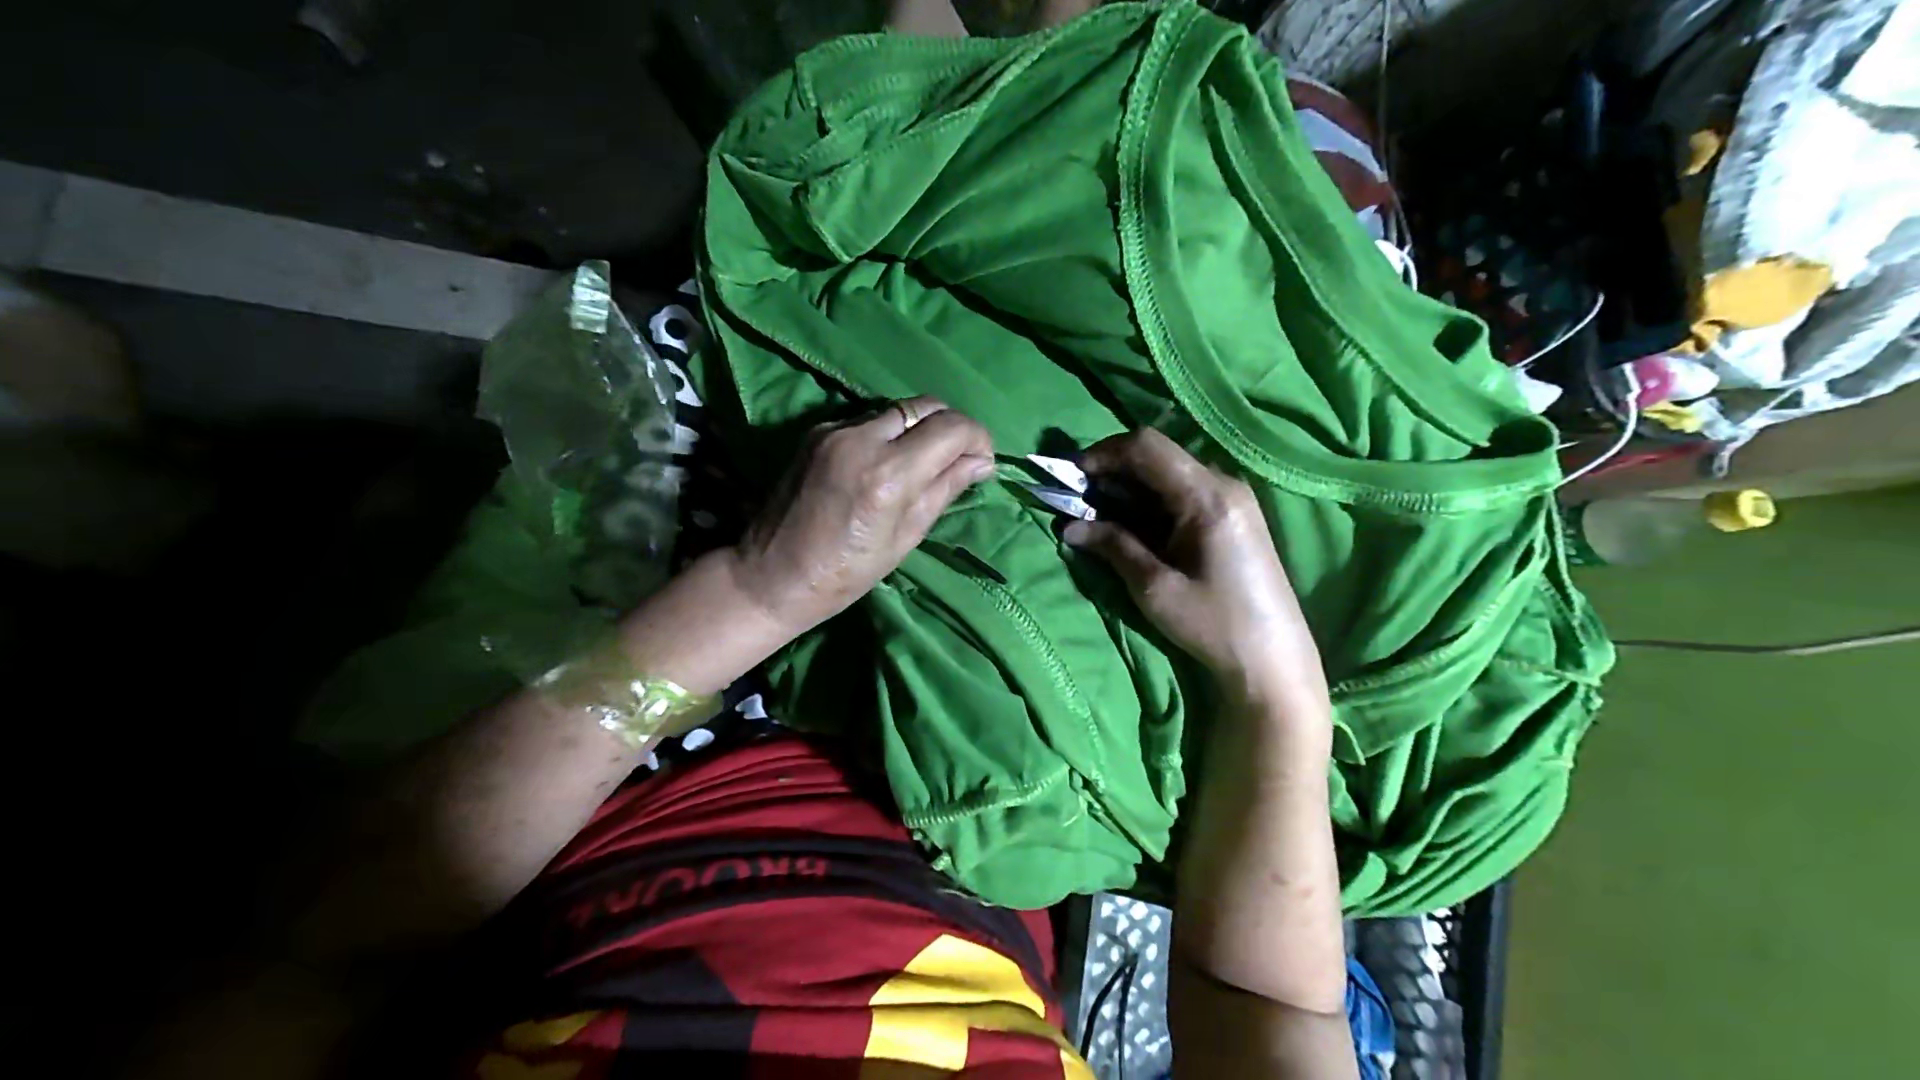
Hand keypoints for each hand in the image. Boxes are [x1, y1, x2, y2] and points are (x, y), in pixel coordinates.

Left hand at [729, 396, 994, 634]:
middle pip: (926, 405)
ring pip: (896, 410)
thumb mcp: (906, 537)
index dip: (977, 439)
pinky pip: (867, 421)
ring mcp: (834, 431)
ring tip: (918, 465)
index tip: (981, 461)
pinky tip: (879, 466)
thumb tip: (980, 462)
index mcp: (889, 474)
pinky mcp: (816, 431)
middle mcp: (862, 439)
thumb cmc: (846, 573)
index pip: (952, 428)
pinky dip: (886, 436)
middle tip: (956, 459)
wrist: (771, 575)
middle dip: (950, 427)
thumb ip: (944, 489)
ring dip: (918, 430)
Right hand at [1063, 429, 1326, 715]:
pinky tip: (1131, 524)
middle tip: (1078, 498)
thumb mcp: (1154, 588)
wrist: (1273, 660)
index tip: (1071, 478)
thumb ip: (1113, 546)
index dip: (1103, 453)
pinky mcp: (1232, 514)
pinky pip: (1182, 489)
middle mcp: (1223, 484)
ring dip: (1128, 485)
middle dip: (1111, 469)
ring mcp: (1232, 497)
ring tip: (1097, 514)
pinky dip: (1149, 498)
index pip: (1147, 446)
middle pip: (1157, 453)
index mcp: (1207, 496)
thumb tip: (1069, 526)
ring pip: (1168, 470)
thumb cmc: (1214, 625)